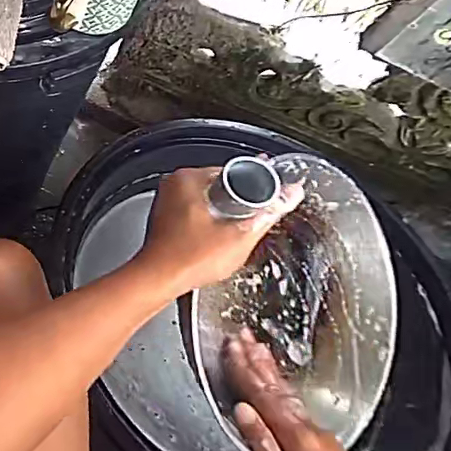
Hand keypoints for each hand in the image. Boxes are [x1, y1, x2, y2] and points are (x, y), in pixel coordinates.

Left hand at [132, 166, 302, 295]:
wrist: (158, 280)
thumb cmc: (188, 258)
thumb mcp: (238, 236)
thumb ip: (268, 213)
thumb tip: (291, 195)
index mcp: (189, 178)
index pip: (232, 171)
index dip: (254, 184)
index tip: (265, 196)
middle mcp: (174, 184)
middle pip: (219, 184)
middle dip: (238, 199)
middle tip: (251, 217)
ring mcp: (166, 200)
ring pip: (206, 197)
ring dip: (222, 210)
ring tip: (234, 228)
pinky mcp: (164, 217)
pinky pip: (193, 210)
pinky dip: (207, 219)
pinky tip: (216, 235)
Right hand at [225, 329, 405, 450]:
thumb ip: (265, 447)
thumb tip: (243, 412)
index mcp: (299, 438)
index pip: (264, 396)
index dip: (245, 370)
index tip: (231, 347)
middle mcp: (311, 431)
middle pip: (278, 389)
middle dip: (257, 361)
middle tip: (243, 335)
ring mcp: (321, 438)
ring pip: (289, 395)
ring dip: (271, 370)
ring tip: (259, 350)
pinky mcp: (326, 447)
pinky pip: (297, 405)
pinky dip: (284, 388)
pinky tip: (282, 387)